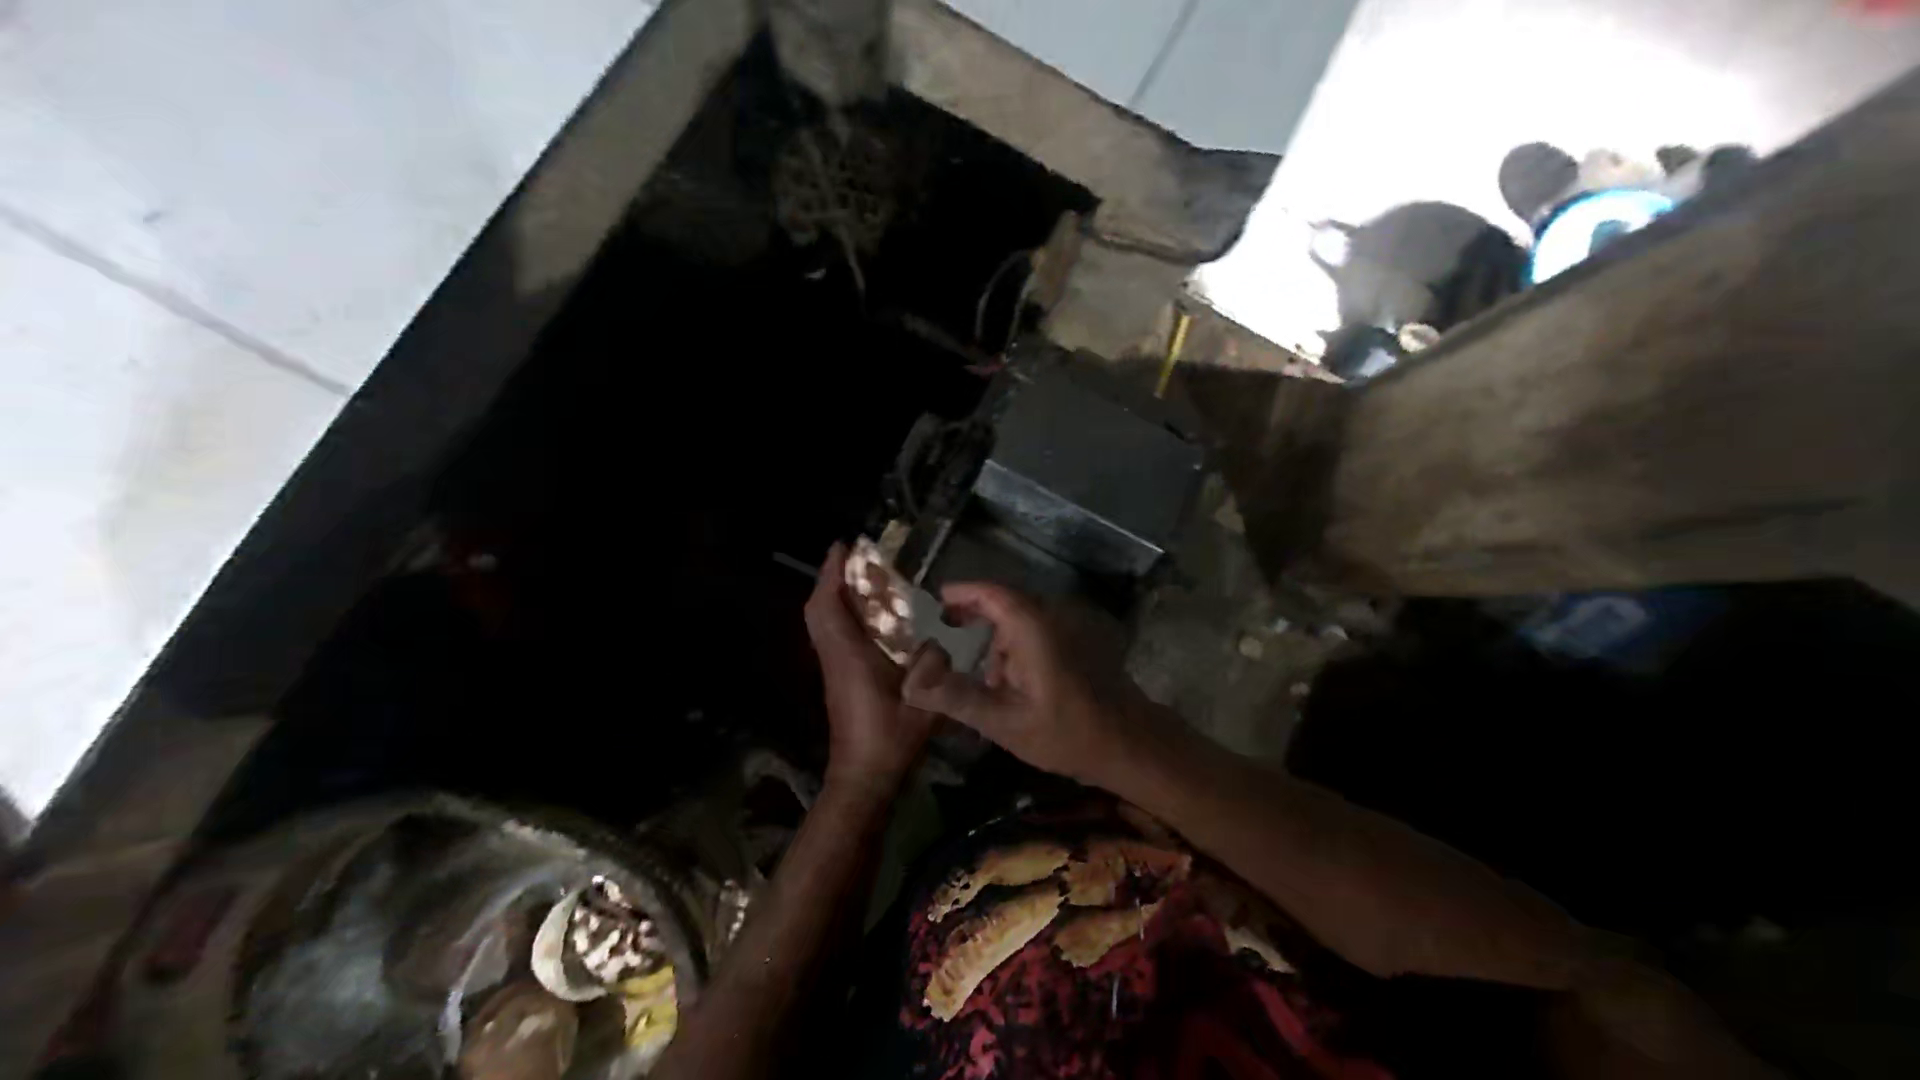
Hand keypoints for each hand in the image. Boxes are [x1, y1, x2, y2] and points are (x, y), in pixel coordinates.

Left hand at [804, 543, 934, 788]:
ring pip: (822, 622)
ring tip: (863, 580)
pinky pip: (831, 634)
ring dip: (835, 596)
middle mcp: (833, 656)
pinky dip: (842, 615)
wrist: (862, 776)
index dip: (833, 573)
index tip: (843, 546)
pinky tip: (869, 617)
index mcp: (848, 656)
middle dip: (832, 579)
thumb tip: (935, 641)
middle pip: (819, 609)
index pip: (829, 605)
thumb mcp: (923, 699)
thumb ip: (933, 666)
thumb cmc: (889, 738)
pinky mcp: (837, 678)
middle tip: (856, 559)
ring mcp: (832, 668)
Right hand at [902, 582, 1160, 786]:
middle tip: (946, 630)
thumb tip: (911, 683)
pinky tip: (1011, 684)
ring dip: (998, 639)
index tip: (936, 600)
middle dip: (975, 614)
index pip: (991, 593)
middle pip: (1006, 603)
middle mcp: (1052, 617)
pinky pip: (1039, 633)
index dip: (963, 592)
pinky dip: (1018, 648)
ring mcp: (1070, 628)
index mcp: (1033, 627)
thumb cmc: (1066, 732)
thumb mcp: (1004, 722)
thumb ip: (957, 698)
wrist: (1131, 744)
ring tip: (979, 674)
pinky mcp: (1080, 642)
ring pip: (1023, 621)